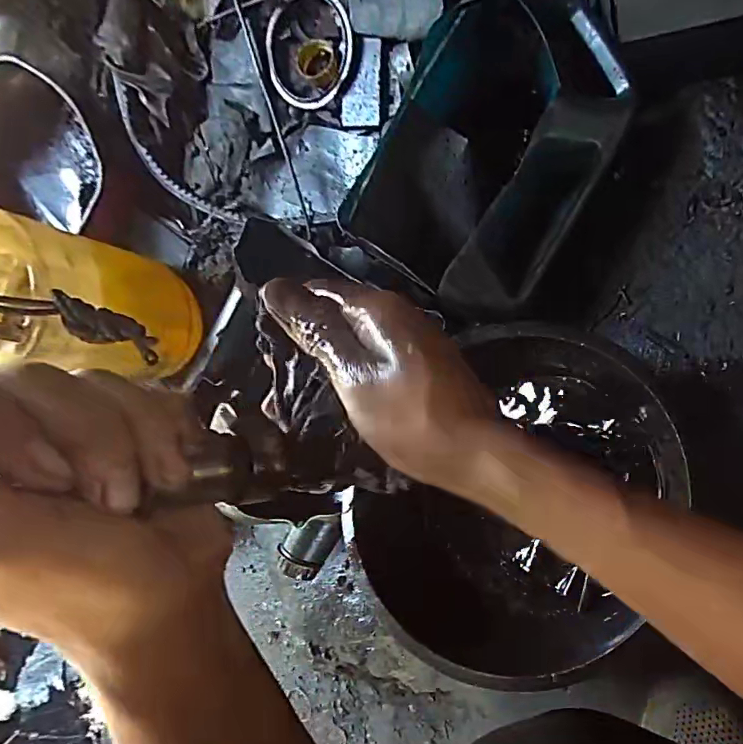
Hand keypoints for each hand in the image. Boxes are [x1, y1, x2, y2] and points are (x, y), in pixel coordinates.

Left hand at [0, 338, 232, 671]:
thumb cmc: (77, 588)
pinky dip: (164, 436)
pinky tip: (165, 476)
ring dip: (130, 446)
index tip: (43, 481)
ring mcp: (57, 435)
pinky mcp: (122, 431)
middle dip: (81, 442)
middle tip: (95, 501)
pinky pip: (139, 394)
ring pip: (88, 384)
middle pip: (21, 382)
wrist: (174, 604)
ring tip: (135, 498)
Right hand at [260, 278, 502, 493]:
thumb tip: (277, 289)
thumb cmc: (412, 421)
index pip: (321, 289)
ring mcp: (425, 341)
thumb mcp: (354, 378)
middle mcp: (407, 315)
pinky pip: (388, 355)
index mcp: (382, 310)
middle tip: (282, 363)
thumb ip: (318, 334)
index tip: (265, 333)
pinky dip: (366, 367)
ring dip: (340, 352)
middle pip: (347, 311)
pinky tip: (354, 389)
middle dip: (315, 331)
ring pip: (369, 335)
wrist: (478, 454)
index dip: (290, 308)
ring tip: (312, 378)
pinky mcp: (435, 367)